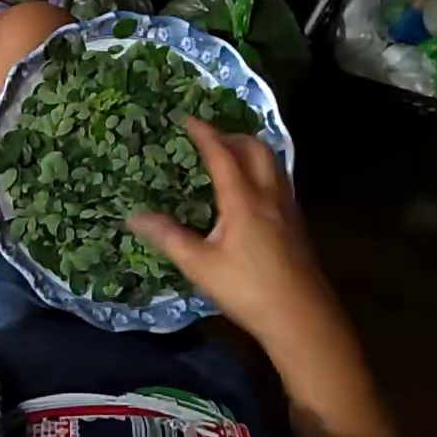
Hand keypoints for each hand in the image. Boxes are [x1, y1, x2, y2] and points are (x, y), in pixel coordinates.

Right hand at [127, 119, 347, 346]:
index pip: (222, 155)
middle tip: (210, 137)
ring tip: (232, 155)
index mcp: (244, 200)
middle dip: (232, 135)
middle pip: (256, 148)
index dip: (205, 134)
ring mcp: (288, 208)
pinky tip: (255, 190)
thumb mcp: (200, 266)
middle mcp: (269, 195)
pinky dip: (264, 169)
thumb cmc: (248, 290)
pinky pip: (281, 180)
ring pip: (274, 162)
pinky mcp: (298, 223)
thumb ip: (168, 238)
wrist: (302, 317)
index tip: (188, 119)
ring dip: (252, 149)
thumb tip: (133, 217)